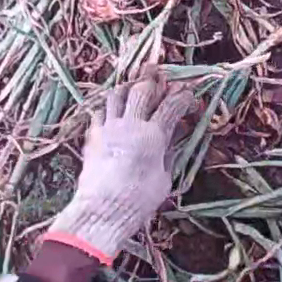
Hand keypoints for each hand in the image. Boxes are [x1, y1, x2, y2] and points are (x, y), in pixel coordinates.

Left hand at [43, 70, 193, 262]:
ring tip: (132, 85)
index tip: (190, 94)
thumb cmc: (138, 202)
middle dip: (152, 79)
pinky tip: (111, 110)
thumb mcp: (163, 180)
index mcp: (153, 137)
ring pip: (116, 95)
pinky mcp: (92, 136)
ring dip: (127, 87)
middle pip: (142, 91)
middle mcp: (130, 126)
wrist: (101, 211)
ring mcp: (108, 128)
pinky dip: (107, 107)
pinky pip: (99, 112)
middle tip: (157, 71)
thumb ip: (169, 154)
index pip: (171, 107)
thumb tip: (176, 136)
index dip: (182, 97)